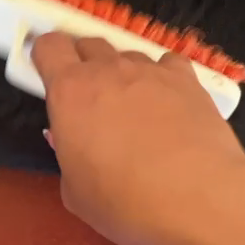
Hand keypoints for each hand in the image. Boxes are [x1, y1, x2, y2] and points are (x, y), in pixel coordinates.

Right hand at [30, 32, 244, 244]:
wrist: (198, 199)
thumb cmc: (125, 202)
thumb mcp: (76, 192)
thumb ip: (68, 156)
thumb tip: (70, 140)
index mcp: (70, 92)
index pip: (49, 46)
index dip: (46, 55)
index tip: (48, 72)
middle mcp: (108, 70)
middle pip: (88, 43)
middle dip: (83, 62)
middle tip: (89, 97)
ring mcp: (150, 70)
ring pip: (127, 55)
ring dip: (123, 73)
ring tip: (133, 107)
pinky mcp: (188, 79)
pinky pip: (167, 64)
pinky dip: (162, 77)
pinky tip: (169, 102)